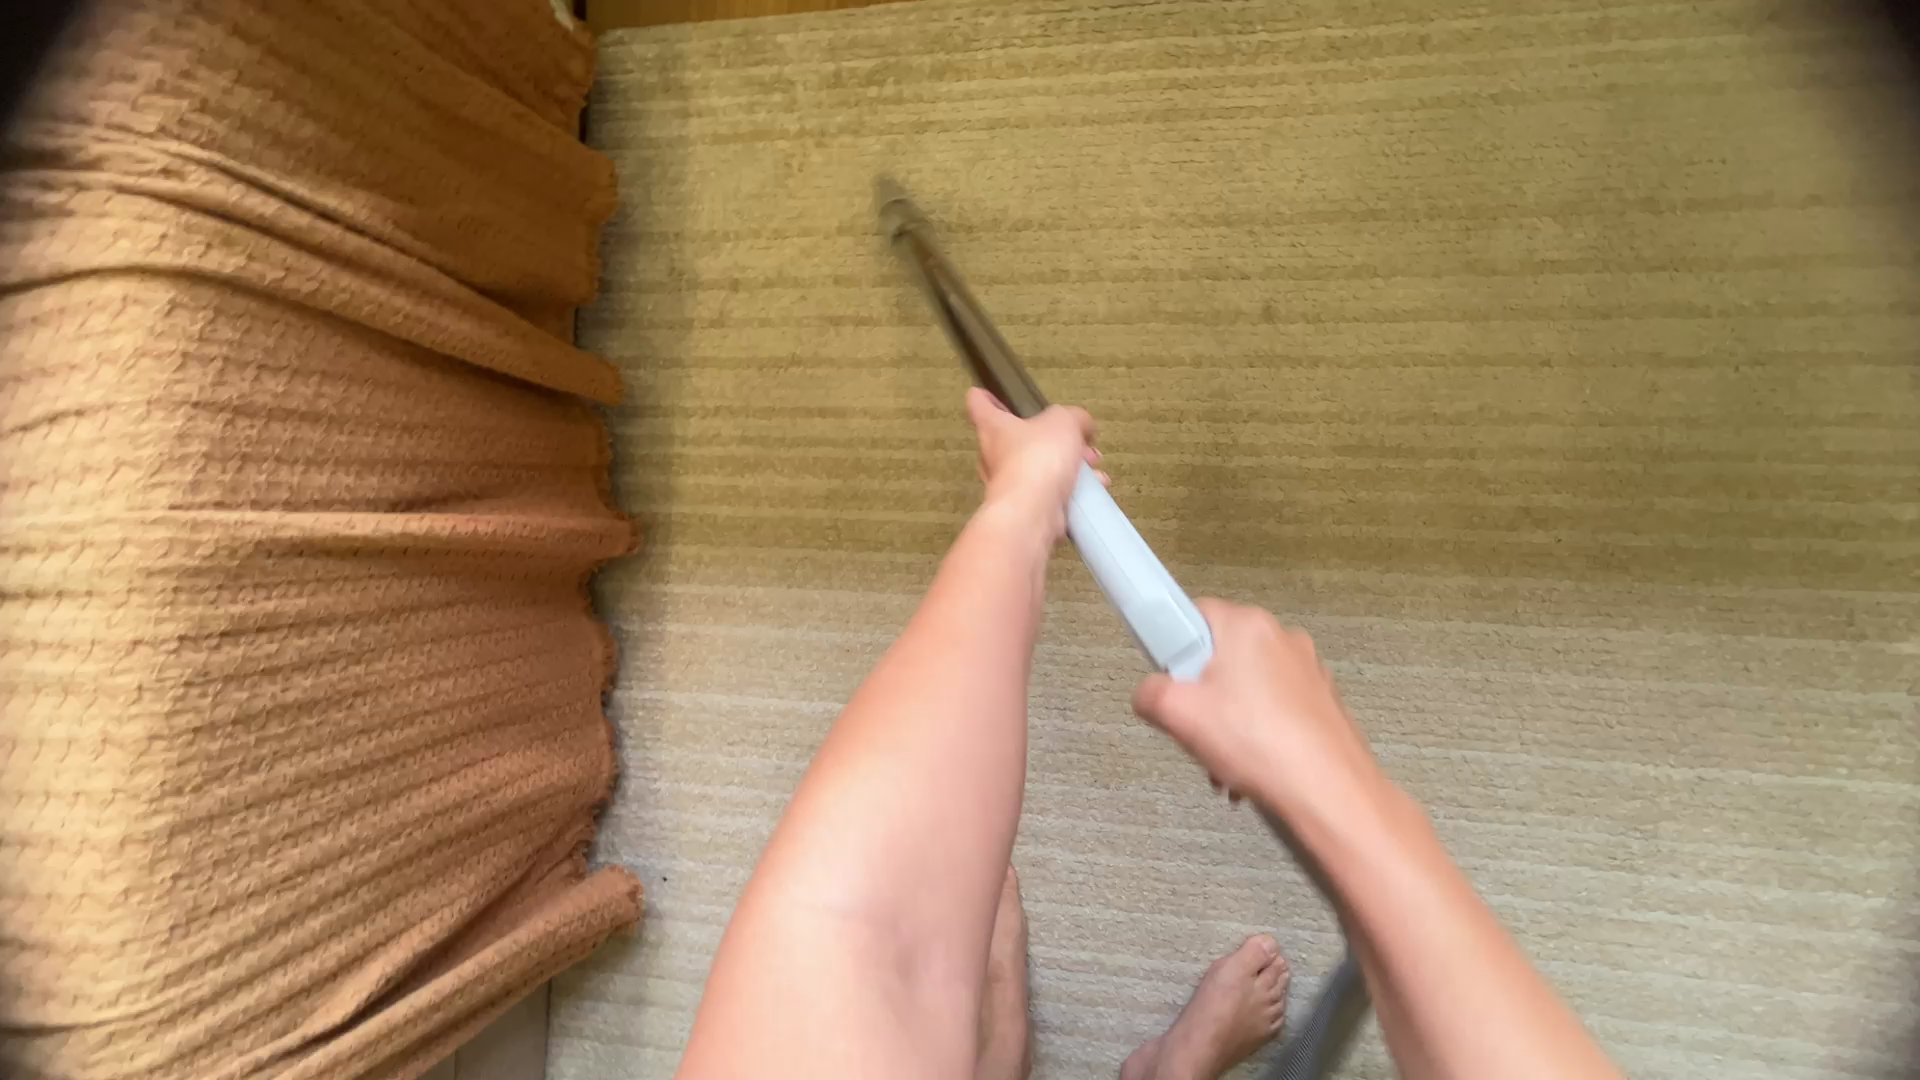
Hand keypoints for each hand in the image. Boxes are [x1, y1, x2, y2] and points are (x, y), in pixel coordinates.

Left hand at [965, 387, 1101, 539]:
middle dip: (1051, 438)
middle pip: (1017, 438)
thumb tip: (1083, 426)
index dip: (986, 395)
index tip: (996, 393)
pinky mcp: (1024, 507)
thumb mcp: (1065, 422)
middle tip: (1078, 440)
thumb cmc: (1038, 457)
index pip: (979, 403)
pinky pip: (1049, 492)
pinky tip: (1095, 487)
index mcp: (993, 427)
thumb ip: (1076, 418)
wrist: (1033, 512)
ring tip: (1092, 465)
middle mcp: (993, 456)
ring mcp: (1008, 484)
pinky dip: (1071, 488)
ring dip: (1067, 464)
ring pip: (1038, 466)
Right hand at [1132, 599, 1382, 814]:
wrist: (1330, 794)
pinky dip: (1257, 731)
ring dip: (1226, 719)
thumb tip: (1148, 693)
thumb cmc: (1257, 743)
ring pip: (1246, 686)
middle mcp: (1281, 637)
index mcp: (1246, 625)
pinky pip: (1274, 707)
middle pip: (1219, 655)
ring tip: (1222, 760)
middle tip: (1193, 726)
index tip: (1169, 679)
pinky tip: (1250, 767)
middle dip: (1200, 694)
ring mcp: (1308, 669)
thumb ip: (1149, 693)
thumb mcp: (1178, 715)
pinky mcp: (1323, 700)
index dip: (1173, 646)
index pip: (1194, 614)